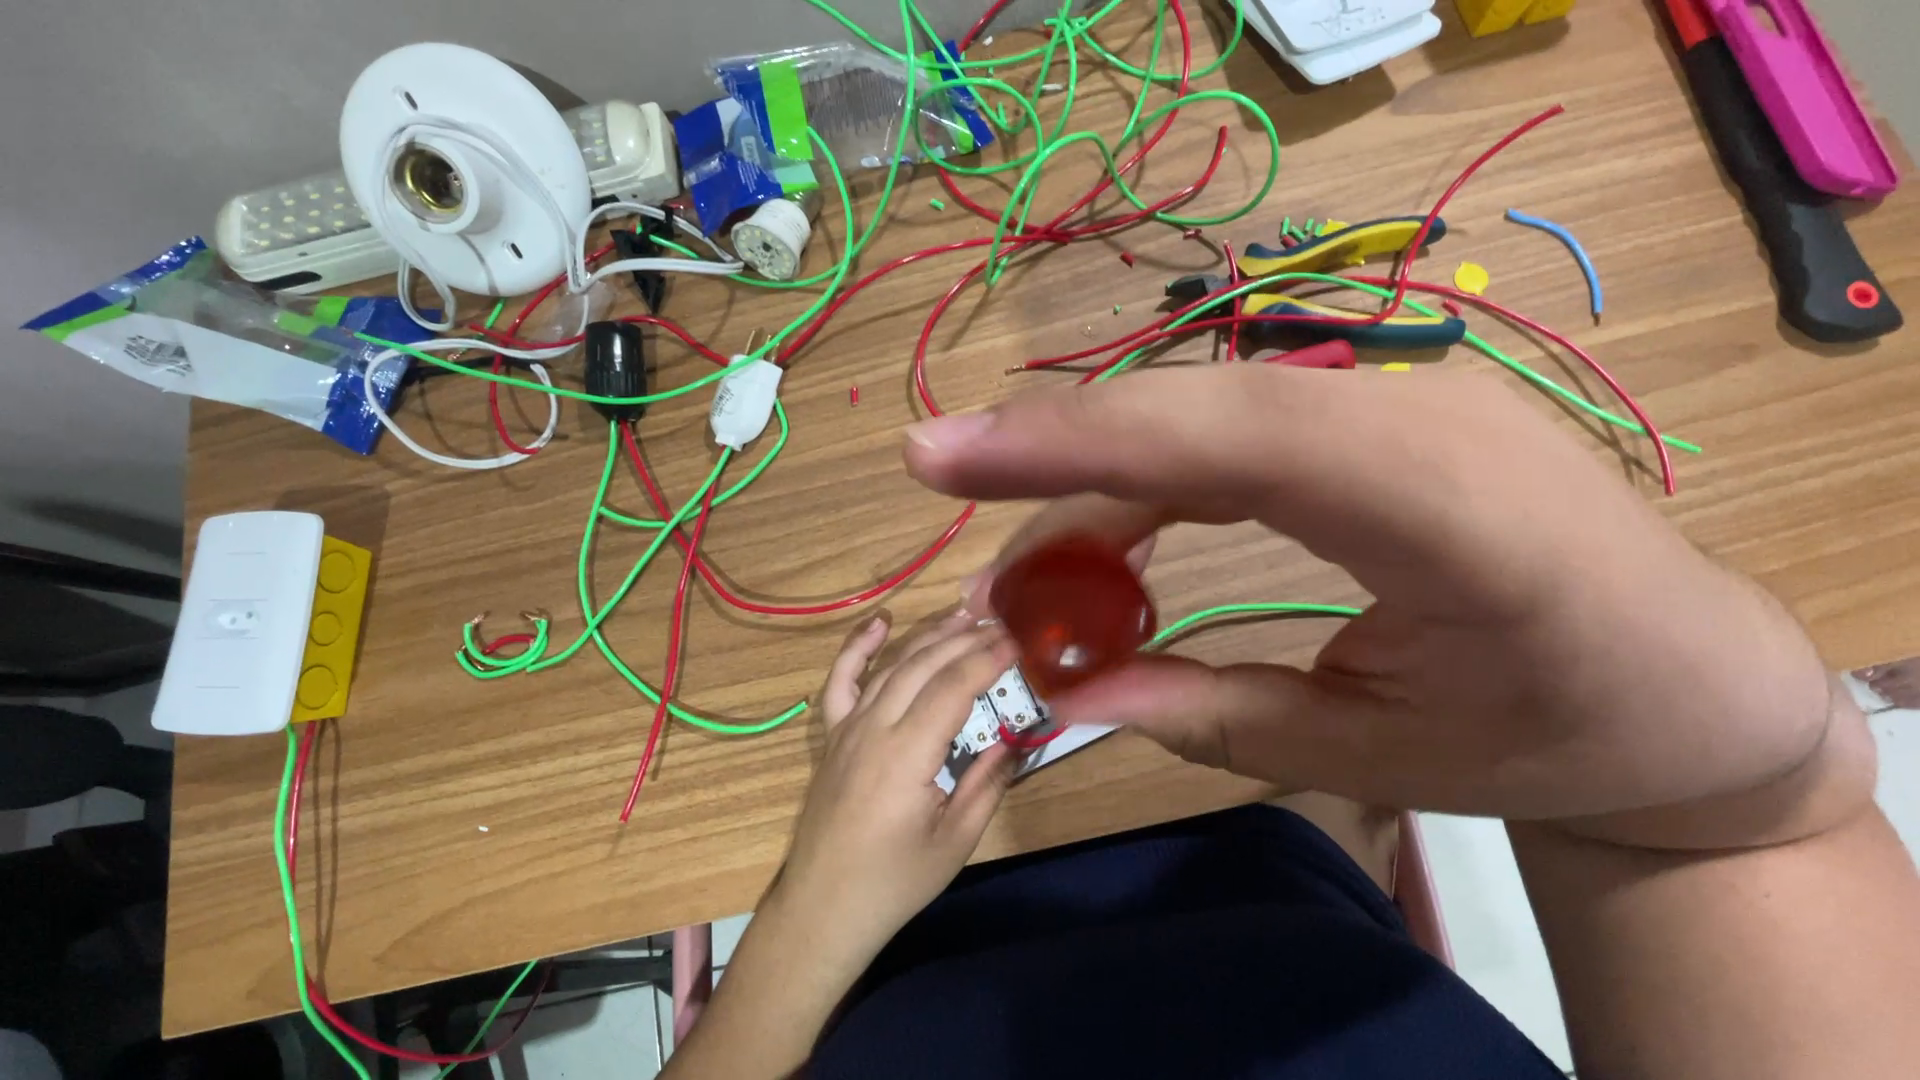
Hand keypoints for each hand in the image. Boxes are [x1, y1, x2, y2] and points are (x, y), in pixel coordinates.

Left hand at [768, 612, 1018, 967]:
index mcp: (906, 755)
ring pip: (890, 666)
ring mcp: (846, 728)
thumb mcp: (956, 839)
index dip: (988, 659)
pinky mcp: (831, 736)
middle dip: (966, 640)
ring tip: (966, 617)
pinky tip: (880, 622)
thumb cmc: (895, 881)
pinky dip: (859, 647)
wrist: (823, 907)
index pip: (953, 688)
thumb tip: (1020, 738)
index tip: (1019, 640)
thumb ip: (988, 781)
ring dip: (928, 637)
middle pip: (923, 666)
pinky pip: (841, 681)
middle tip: (1003, 624)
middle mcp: (873, 728)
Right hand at [904, 366, 1873, 848]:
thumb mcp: (1378, 754)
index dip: (1075, 438)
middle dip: (1055, 444)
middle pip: (1197, 406)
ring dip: (1097, 477)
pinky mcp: (1371, 412)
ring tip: (1024, 569)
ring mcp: (1398, 399)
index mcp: (1447, 507)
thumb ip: (1213, 715)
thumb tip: (1067, 696)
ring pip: (1203, 411)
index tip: (943, 453)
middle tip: (939, 475)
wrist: (1688, 679)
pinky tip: (1104, 535)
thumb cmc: (1555, 735)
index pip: (1230, 438)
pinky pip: (1231, 425)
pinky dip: (1151, 477)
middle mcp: (1420, 417)